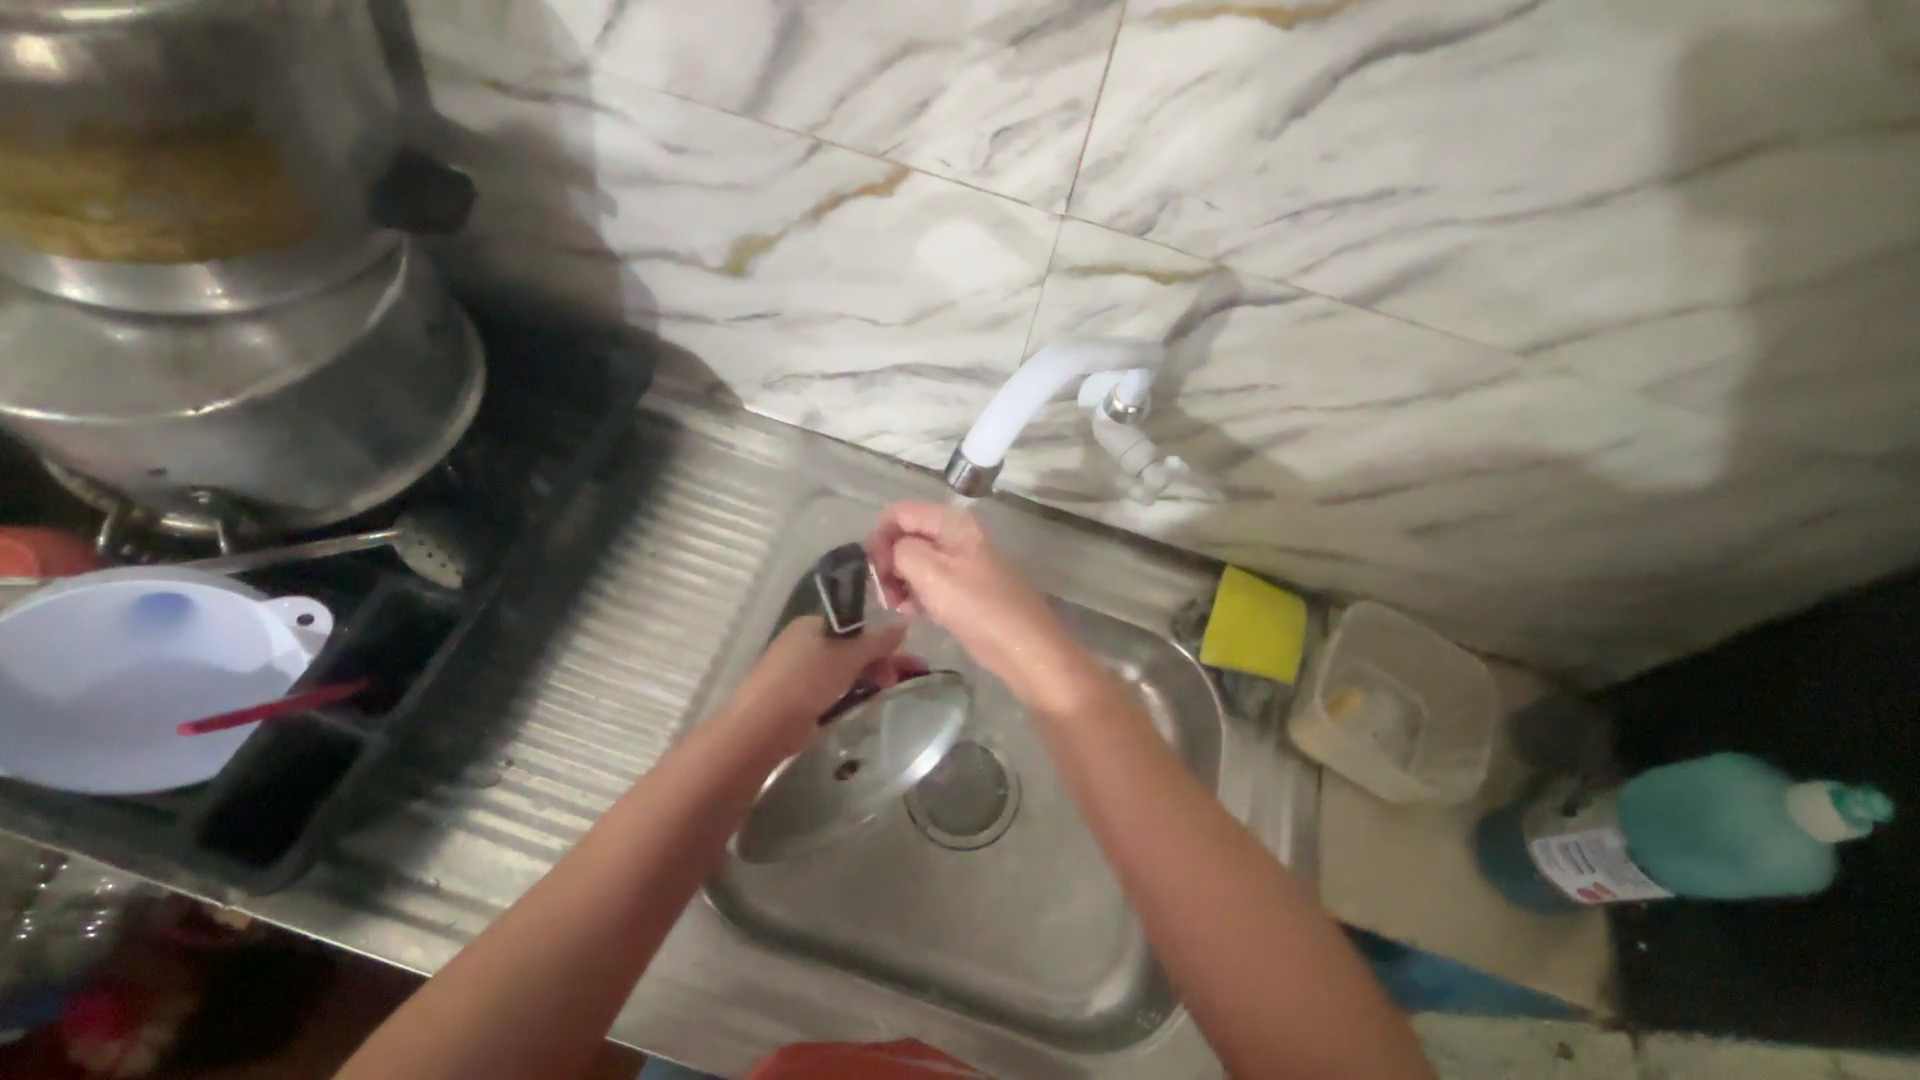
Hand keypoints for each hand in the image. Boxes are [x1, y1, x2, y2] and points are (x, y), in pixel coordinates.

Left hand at [722, 616, 911, 761]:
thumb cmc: (806, 680)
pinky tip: (863, 705)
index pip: (854, 624)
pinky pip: (832, 691)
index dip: (879, 639)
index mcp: (812, 625)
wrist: (764, 725)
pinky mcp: (799, 698)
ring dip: (866, 680)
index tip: (900, 657)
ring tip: (885, 694)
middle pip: (851, 648)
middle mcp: (805, 644)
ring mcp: (800, 672)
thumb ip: (878, 641)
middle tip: (896, 681)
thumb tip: (903, 625)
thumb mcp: (848, 655)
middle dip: (877, 662)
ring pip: (843, 671)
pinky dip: (849, 696)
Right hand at [866, 502, 1098, 711]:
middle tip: (885, 592)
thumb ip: (901, 550)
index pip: (900, 513)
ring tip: (897, 605)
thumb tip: (890, 550)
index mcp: (951, 522)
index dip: (880, 536)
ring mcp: (960, 565)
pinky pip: (928, 584)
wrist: (1022, 645)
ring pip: (915, 562)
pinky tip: (911, 613)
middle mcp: (955, 537)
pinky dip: (915, 595)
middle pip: (906, 537)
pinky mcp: (962, 591)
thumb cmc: (976, 605)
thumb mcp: (930, 571)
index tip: (873, 569)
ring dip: (899, 581)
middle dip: (888, 561)